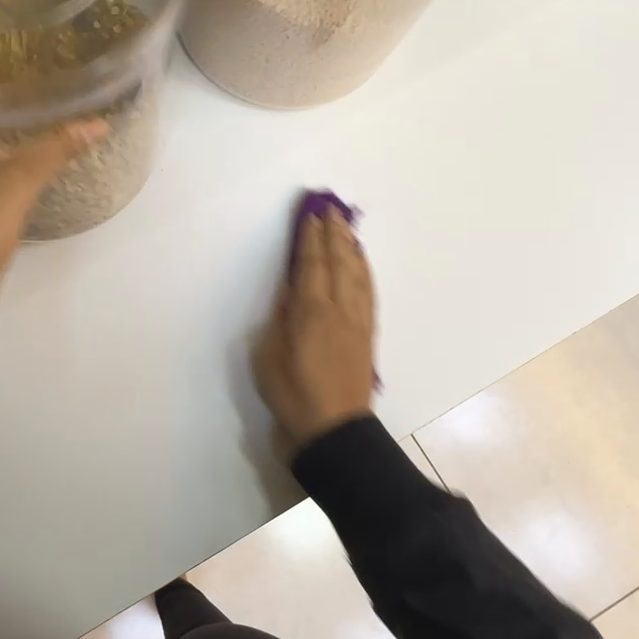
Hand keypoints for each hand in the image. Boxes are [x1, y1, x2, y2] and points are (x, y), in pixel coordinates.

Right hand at [256, 206, 376, 451]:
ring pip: (358, 274)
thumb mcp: (270, 357)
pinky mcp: (367, 334)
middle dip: (333, 234)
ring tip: (346, 226)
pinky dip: (364, 271)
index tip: (311, 215)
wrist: (334, 428)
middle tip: (330, 209)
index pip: (312, 265)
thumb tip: (289, 290)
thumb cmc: (293, 394)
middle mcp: (339, 310)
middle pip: (338, 263)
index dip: (311, 239)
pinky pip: (368, 292)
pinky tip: (360, 263)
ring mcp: (357, 321)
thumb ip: (280, 319)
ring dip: (351, 247)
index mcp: (312, 313)